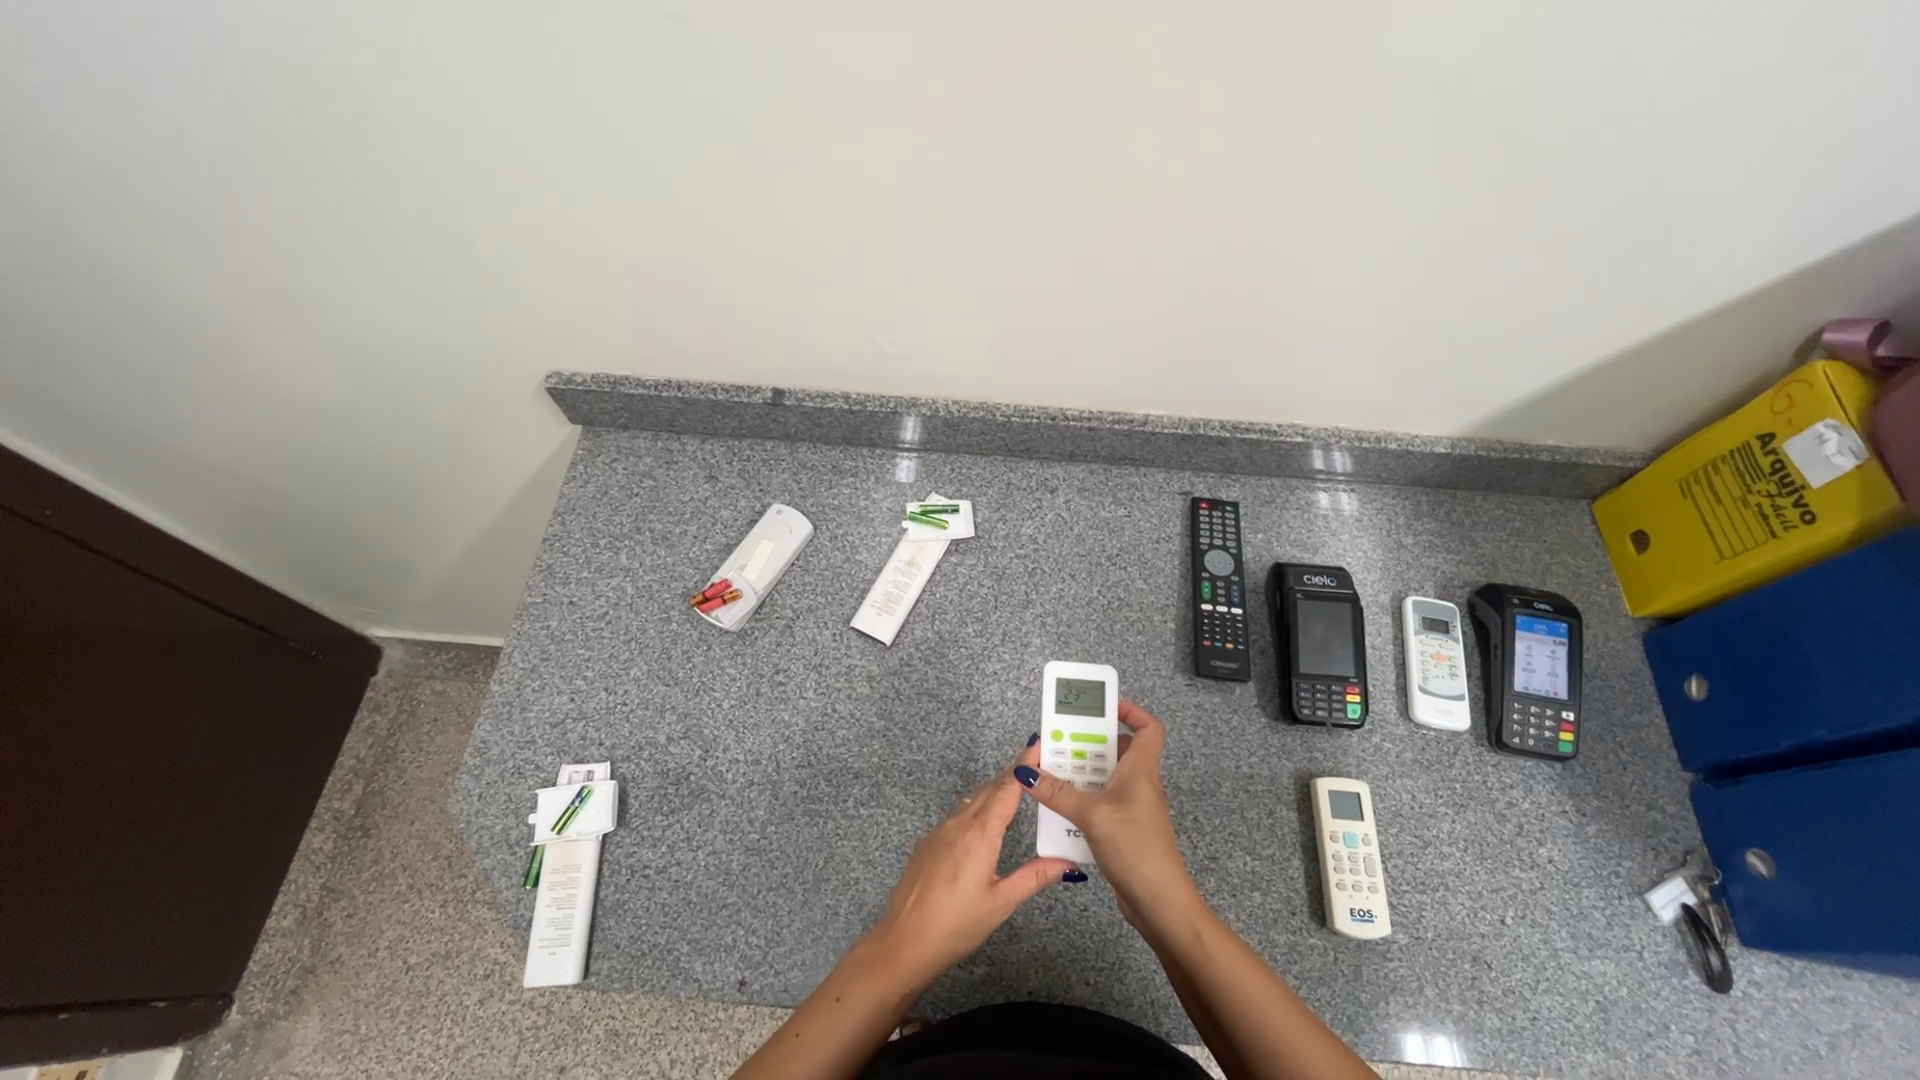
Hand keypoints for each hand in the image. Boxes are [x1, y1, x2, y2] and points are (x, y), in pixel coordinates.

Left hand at [867, 738, 1080, 985]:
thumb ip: (1035, 877)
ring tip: (1017, 790)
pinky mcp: (927, 843)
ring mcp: (939, 832)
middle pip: (989, 789)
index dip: (1023, 765)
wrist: (903, 942)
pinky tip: (985, 822)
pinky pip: (957, 815)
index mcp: (979, 835)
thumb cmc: (954, 926)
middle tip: (1036, 764)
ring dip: (994, 791)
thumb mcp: (1001, 902)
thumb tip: (1070, 864)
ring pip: (972, 801)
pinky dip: (976, 809)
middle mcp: (957, 825)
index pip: (1006, 789)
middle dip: (1012, 774)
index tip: (1037, 745)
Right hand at [1015, 700, 1195, 924]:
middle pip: (1118, 752)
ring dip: (1081, 775)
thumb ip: (1058, 793)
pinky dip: (1081, 802)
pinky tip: (1059, 810)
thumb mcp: (1092, 815)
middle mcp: (1140, 784)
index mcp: (1141, 770)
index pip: (1148, 727)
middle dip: (1088, 745)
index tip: (1103, 707)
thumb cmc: (1135, 848)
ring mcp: (1133, 809)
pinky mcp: (1124, 830)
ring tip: (1053, 773)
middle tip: (1060, 743)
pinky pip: (1100, 804)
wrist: (1159, 901)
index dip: (1130, 711)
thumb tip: (1027, 773)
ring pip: (1106, 779)